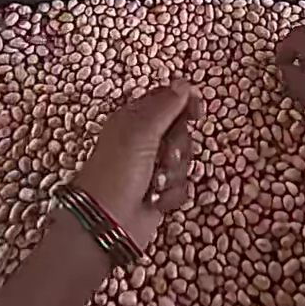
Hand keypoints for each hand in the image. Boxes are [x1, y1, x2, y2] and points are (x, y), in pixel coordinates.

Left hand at [73, 80, 199, 248]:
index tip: (196, 112)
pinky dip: (171, 193)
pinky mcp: (160, 191)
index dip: (184, 103)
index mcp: (134, 118)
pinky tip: (156, 199)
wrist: (107, 222)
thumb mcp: (141, 131)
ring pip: (185, 159)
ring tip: (156, 181)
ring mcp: (153, 166)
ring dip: (174, 172)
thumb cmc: (119, 170)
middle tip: (166, 155)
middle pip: (181, 130)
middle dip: (178, 145)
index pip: (167, 99)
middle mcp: (144, 139)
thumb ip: (166, 106)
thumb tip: (184, 82)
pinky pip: (183, 185)